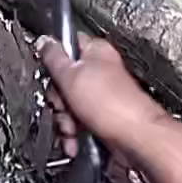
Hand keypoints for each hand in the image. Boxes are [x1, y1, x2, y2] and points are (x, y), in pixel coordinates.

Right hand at [35, 33, 169, 154]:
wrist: (137, 141)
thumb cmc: (114, 106)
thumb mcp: (71, 75)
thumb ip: (52, 57)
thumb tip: (43, 41)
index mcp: (95, 51)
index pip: (65, 46)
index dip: (53, 63)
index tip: (51, 76)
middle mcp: (100, 71)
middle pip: (63, 79)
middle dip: (58, 100)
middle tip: (63, 106)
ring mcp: (102, 96)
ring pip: (69, 104)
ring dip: (64, 120)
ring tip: (71, 129)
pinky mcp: (103, 118)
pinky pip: (79, 122)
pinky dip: (74, 134)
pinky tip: (75, 142)